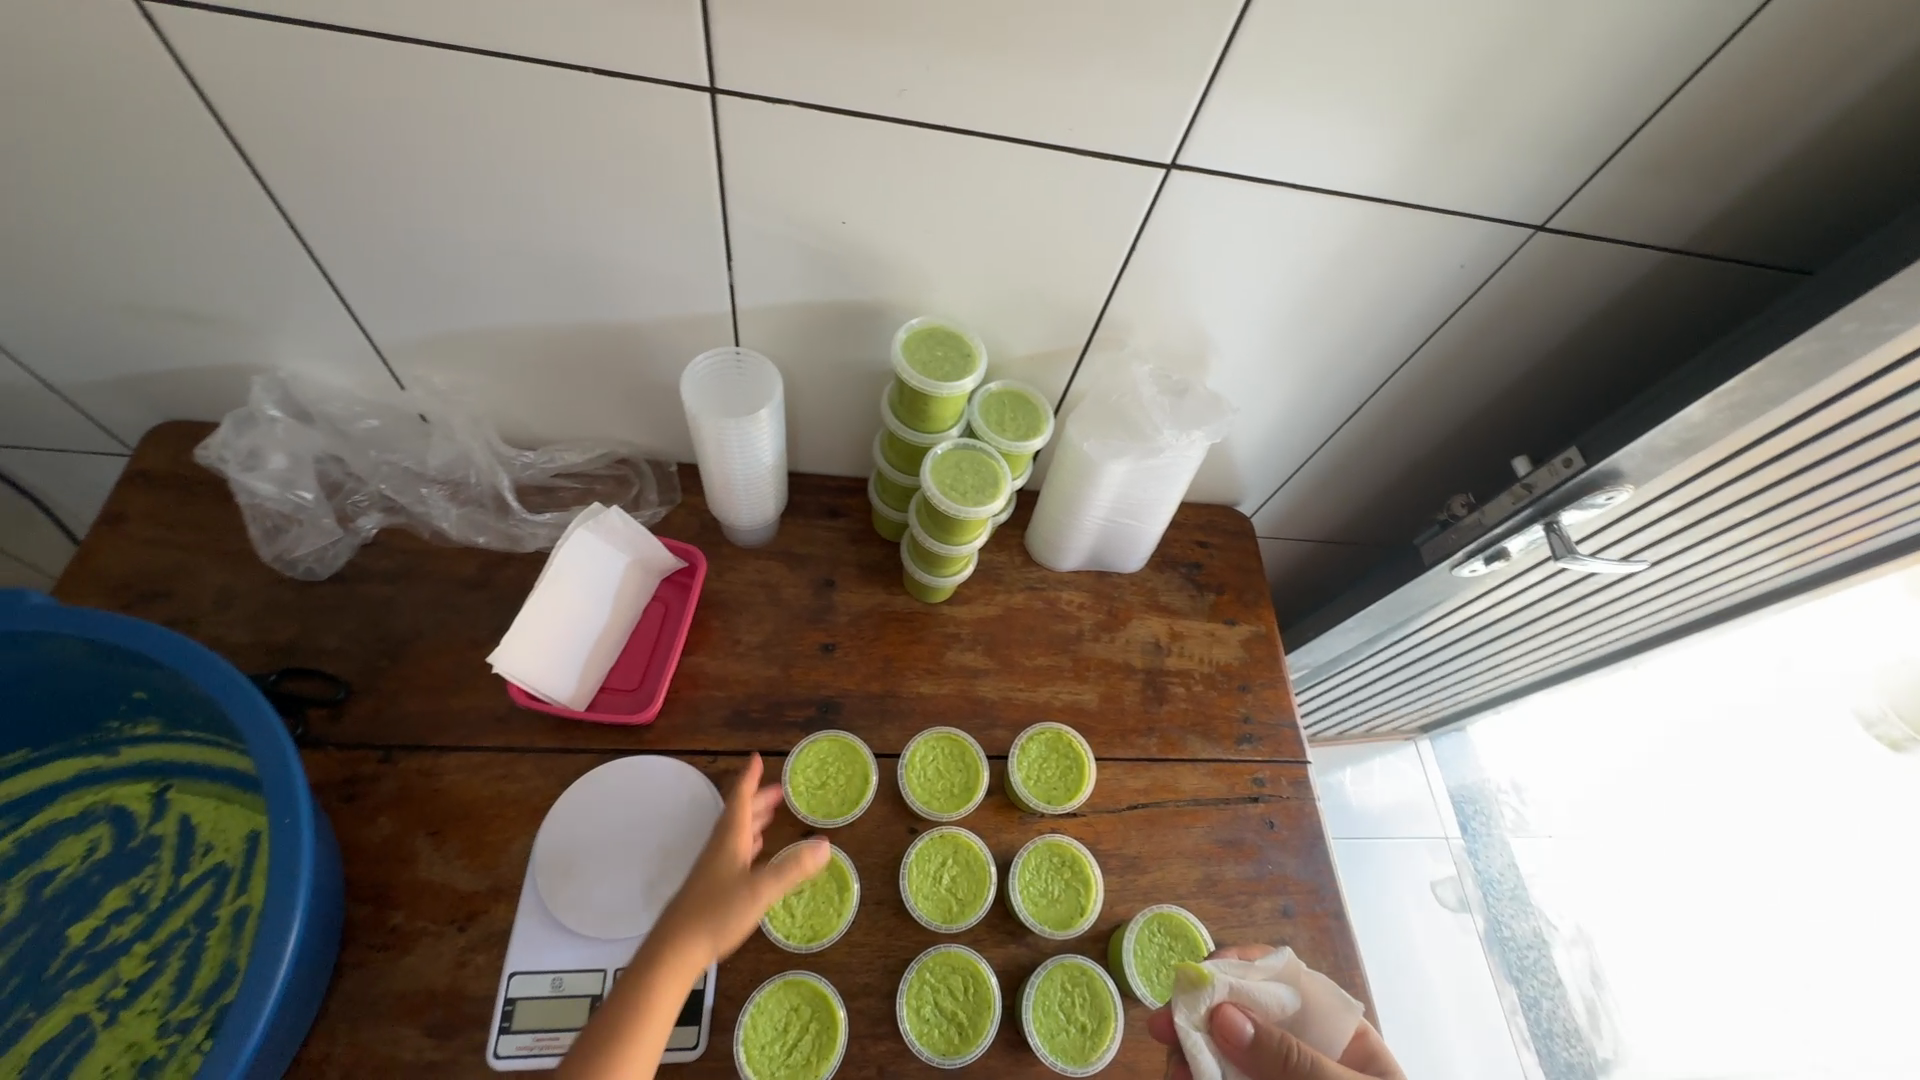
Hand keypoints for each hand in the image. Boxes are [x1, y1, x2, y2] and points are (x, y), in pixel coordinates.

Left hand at [649, 753, 830, 968]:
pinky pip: (732, 852)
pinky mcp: (711, 887)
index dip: (749, 779)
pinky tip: (753, 852)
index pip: (740, 800)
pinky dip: (746, 843)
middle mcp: (720, 848)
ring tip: (769, 815)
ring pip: (734, 833)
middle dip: (758, 799)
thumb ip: (792, 868)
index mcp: (729, 840)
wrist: (674, 951)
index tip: (756, 758)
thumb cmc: (716, 914)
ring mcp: (713, 868)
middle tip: (779, 791)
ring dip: (752, 820)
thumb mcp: (761, 890)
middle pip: (738, 815)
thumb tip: (825, 844)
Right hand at [1146, 944, 1405, 1079]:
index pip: (1281, 975)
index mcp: (1335, 1029)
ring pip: (1222, 1051)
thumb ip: (1293, 1059)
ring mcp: (1274, 1076)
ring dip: (1192, 1055)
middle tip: (1162, 1028)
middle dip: (1199, 1015)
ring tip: (1174, 1074)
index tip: (1197, 977)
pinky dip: (1200, 1078)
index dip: (1236, 966)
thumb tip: (1223, 1015)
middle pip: (1240, 1012)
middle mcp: (1300, 1047)